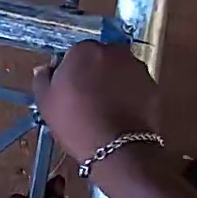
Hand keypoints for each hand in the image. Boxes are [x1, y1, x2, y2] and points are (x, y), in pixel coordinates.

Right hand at [32, 41, 162, 160]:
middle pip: (101, 58)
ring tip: (108, 109)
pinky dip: (131, 95)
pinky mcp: (153, 85)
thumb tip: (44, 68)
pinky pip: (136, 86)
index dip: (73, 72)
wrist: (117, 147)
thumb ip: (43, 79)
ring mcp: (137, 67)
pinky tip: (123, 114)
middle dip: (95, 73)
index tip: (70, 90)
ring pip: (121, 71)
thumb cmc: (75, 122)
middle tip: (88, 99)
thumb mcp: (47, 103)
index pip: (76, 54)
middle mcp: (114, 51)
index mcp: (85, 50)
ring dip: (115, 82)